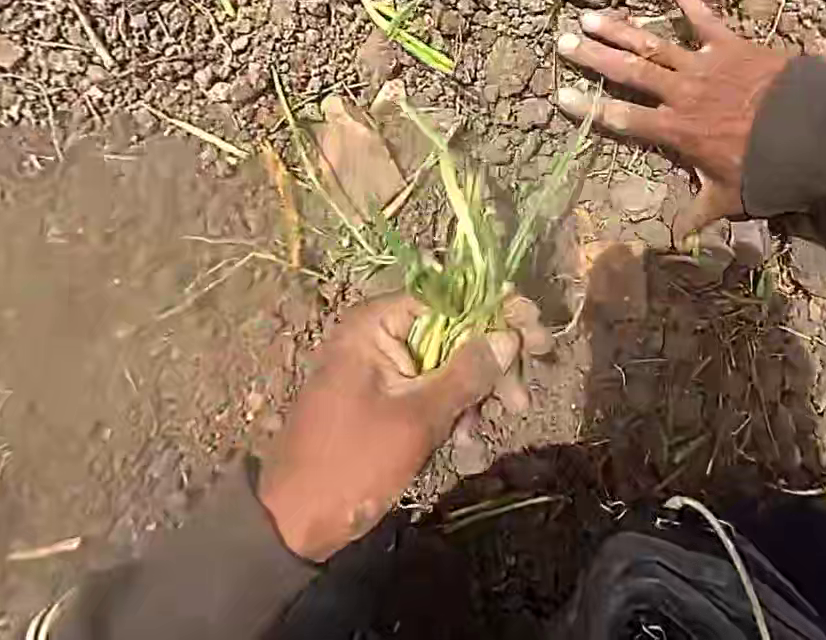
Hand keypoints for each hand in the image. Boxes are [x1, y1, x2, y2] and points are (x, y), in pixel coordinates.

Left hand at [257, 294, 549, 560]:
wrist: (292, 528)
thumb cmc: (352, 462)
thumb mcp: (417, 416)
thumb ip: (467, 371)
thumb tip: (509, 336)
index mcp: (378, 323)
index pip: (451, 297)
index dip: (496, 310)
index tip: (533, 327)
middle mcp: (381, 333)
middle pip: (455, 329)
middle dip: (494, 358)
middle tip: (530, 376)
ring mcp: (385, 365)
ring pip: (449, 361)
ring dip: (481, 389)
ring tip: (510, 415)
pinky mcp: (388, 395)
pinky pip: (433, 388)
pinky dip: (456, 409)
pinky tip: (471, 442)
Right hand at [554, 0, 790, 241]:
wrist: (815, 135)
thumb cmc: (769, 169)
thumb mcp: (730, 197)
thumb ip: (699, 212)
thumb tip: (678, 237)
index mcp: (677, 130)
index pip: (623, 118)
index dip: (590, 107)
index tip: (562, 94)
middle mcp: (681, 93)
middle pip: (629, 73)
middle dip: (594, 58)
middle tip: (564, 43)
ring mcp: (702, 64)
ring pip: (652, 44)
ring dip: (621, 29)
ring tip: (591, 17)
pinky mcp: (728, 44)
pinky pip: (702, 16)